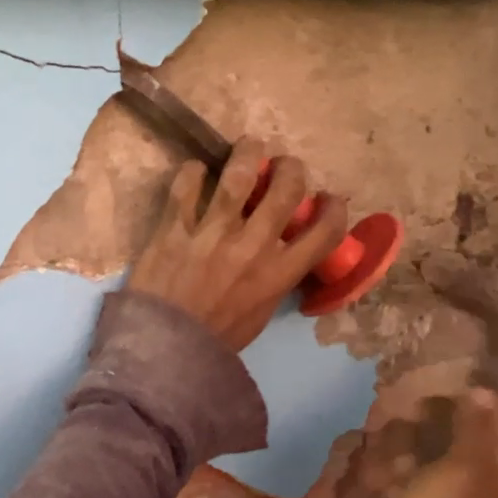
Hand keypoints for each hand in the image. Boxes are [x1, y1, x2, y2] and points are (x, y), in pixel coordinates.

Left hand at [126, 139, 348, 351]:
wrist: (163, 351)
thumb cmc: (214, 341)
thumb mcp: (259, 315)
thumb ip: (275, 280)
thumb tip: (283, 255)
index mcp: (278, 274)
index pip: (325, 230)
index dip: (334, 207)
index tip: (328, 198)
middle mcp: (251, 247)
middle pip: (285, 189)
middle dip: (290, 168)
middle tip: (281, 165)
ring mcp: (210, 235)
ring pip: (238, 176)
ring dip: (247, 153)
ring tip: (246, 146)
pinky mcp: (173, 230)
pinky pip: (185, 187)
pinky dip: (192, 172)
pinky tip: (195, 172)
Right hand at [336, 389, 497, 497]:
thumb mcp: (465, 467)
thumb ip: (471, 428)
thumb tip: (484, 388)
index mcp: (462, 466)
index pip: (435, 420)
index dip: (422, 418)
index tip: (414, 420)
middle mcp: (430, 477)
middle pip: (396, 437)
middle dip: (389, 449)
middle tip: (394, 471)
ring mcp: (396, 495)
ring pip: (370, 459)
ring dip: (369, 474)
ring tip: (375, 497)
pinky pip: (351, 485)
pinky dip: (354, 494)